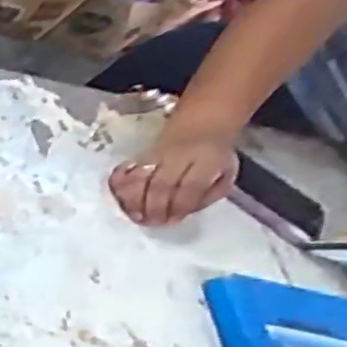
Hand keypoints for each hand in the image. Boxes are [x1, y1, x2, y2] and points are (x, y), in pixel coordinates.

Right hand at [109, 130, 238, 225]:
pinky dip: (119, 185)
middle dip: (156, 207)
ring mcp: (156, 155)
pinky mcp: (140, 156)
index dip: (181, 205)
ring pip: (140, 180)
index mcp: (207, 159)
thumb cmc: (215, 154)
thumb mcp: (227, 171)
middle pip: (162, 185)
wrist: (202, 122)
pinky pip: (126, 171)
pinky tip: (121, 196)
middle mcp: (179, 156)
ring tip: (136, 216)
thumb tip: (184, 212)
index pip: (191, 185)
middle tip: (152, 223)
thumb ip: (210, 193)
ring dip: (135, 201)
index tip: (173, 220)